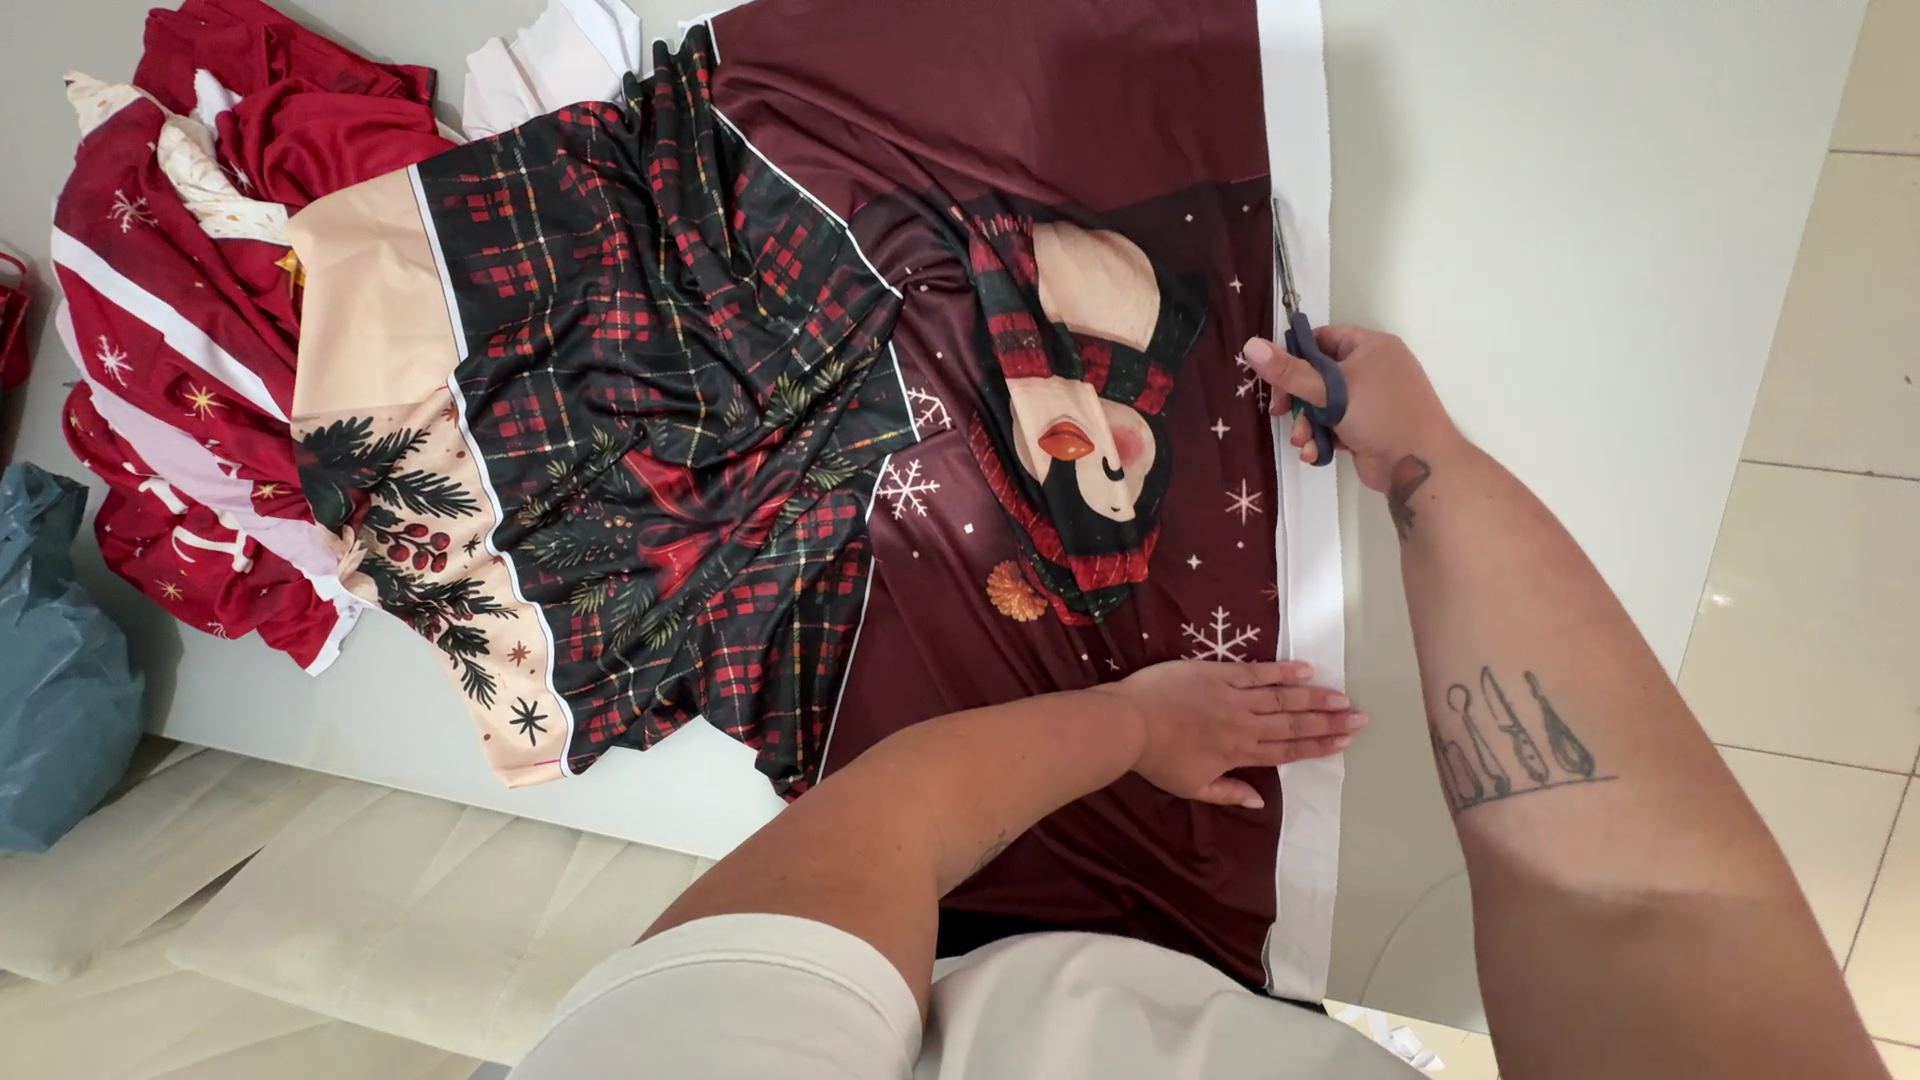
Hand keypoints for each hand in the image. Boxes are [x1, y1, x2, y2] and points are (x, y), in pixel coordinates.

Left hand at [1097, 660, 1365, 809]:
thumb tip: (1260, 803)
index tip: (1345, 742)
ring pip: (1282, 698)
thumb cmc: (1155, 758)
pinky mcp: (1217, 672)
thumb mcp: (1191, 786)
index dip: (1318, 746)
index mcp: (1238, 754)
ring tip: (1342, 697)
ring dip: (1314, 698)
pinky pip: (1256, 671)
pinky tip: (1306, 668)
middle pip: (1293, 724)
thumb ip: (1227, 793)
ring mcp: (1231, 697)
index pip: (1286, 751)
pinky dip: (1282, 670)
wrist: (1128, 722)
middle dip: (1328, 722)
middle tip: (1360, 717)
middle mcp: (1243, 726)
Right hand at [1240, 326, 1461, 492]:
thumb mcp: (1329, 390)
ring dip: (1306, 424)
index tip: (1275, 378)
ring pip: (1322, 405)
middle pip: (1316, 376)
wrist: (1419, 463)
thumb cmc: (1379, 414)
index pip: (1322, 339)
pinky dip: (1321, 438)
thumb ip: (1288, 371)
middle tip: (1280, 413)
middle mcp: (1371, 369)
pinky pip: (1333, 425)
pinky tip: (1315, 452)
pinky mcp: (1366, 426)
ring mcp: (1369, 399)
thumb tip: (1250, 345)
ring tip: (1303, 441)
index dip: (1295, 356)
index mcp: (1370, 347)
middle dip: (1297, 400)